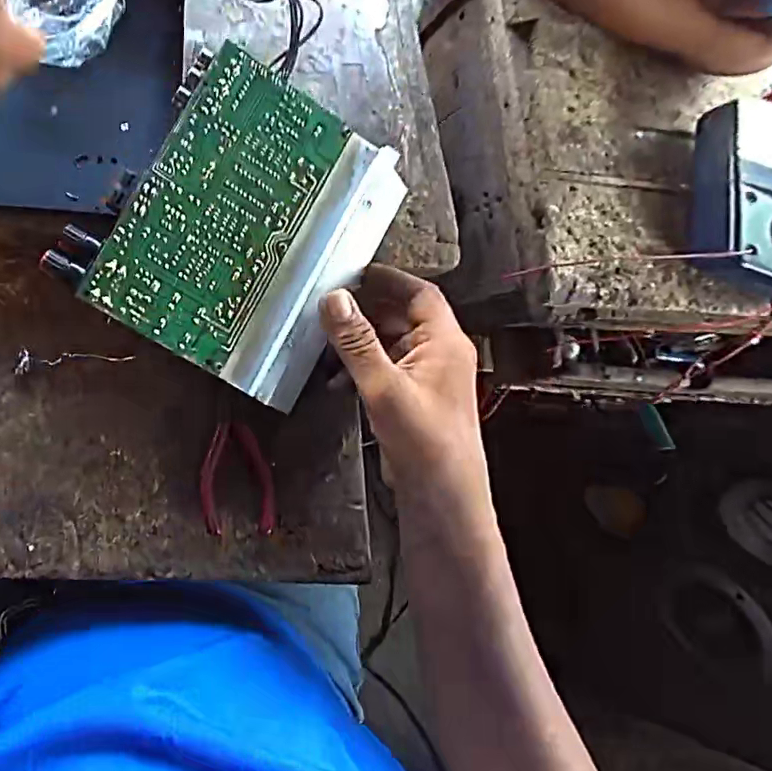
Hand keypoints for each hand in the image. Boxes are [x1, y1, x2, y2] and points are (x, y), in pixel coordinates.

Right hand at [319, 266, 484, 506]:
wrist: (443, 499)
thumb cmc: (424, 441)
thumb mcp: (384, 387)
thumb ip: (356, 342)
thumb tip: (334, 299)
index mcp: (445, 342)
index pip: (419, 293)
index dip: (388, 278)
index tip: (353, 272)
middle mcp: (440, 353)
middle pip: (402, 316)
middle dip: (366, 311)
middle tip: (329, 306)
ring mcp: (427, 377)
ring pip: (390, 343)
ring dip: (360, 342)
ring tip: (326, 344)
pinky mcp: (414, 398)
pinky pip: (386, 368)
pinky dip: (362, 368)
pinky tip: (337, 380)